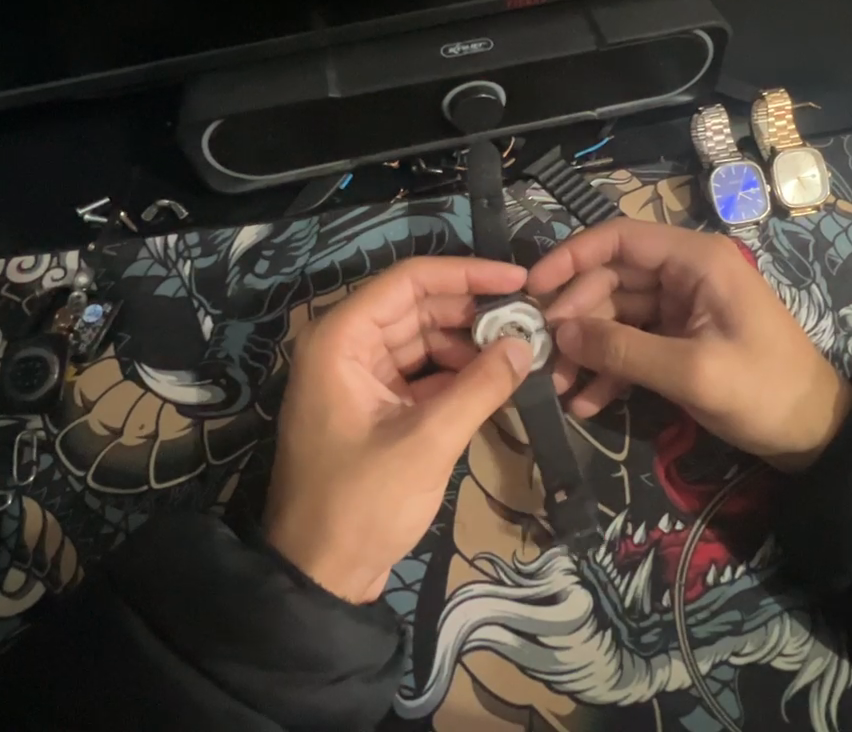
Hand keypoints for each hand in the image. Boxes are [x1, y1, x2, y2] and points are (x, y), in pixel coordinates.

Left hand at [265, 257, 534, 602]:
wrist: (319, 578)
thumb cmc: (361, 503)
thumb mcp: (427, 442)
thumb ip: (480, 387)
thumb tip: (527, 344)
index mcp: (342, 339)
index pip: (410, 281)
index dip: (467, 274)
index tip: (519, 279)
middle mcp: (348, 346)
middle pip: (419, 307)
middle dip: (474, 312)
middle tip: (531, 319)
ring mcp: (362, 377)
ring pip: (425, 339)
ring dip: (471, 344)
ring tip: (522, 350)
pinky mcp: (377, 406)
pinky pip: (423, 373)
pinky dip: (458, 374)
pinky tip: (499, 378)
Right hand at [526, 219, 851, 471]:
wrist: (815, 433)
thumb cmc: (764, 391)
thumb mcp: (692, 372)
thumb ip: (624, 350)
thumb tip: (560, 333)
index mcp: (696, 260)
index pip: (619, 238)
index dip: (571, 257)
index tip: (532, 289)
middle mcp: (685, 273)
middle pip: (610, 279)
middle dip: (575, 317)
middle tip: (543, 356)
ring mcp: (681, 306)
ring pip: (615, 314)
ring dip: (587, 349)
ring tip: (559, 388)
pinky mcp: (679, 337)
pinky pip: (632, 342)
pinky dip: (609, 368)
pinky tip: (587, 402)